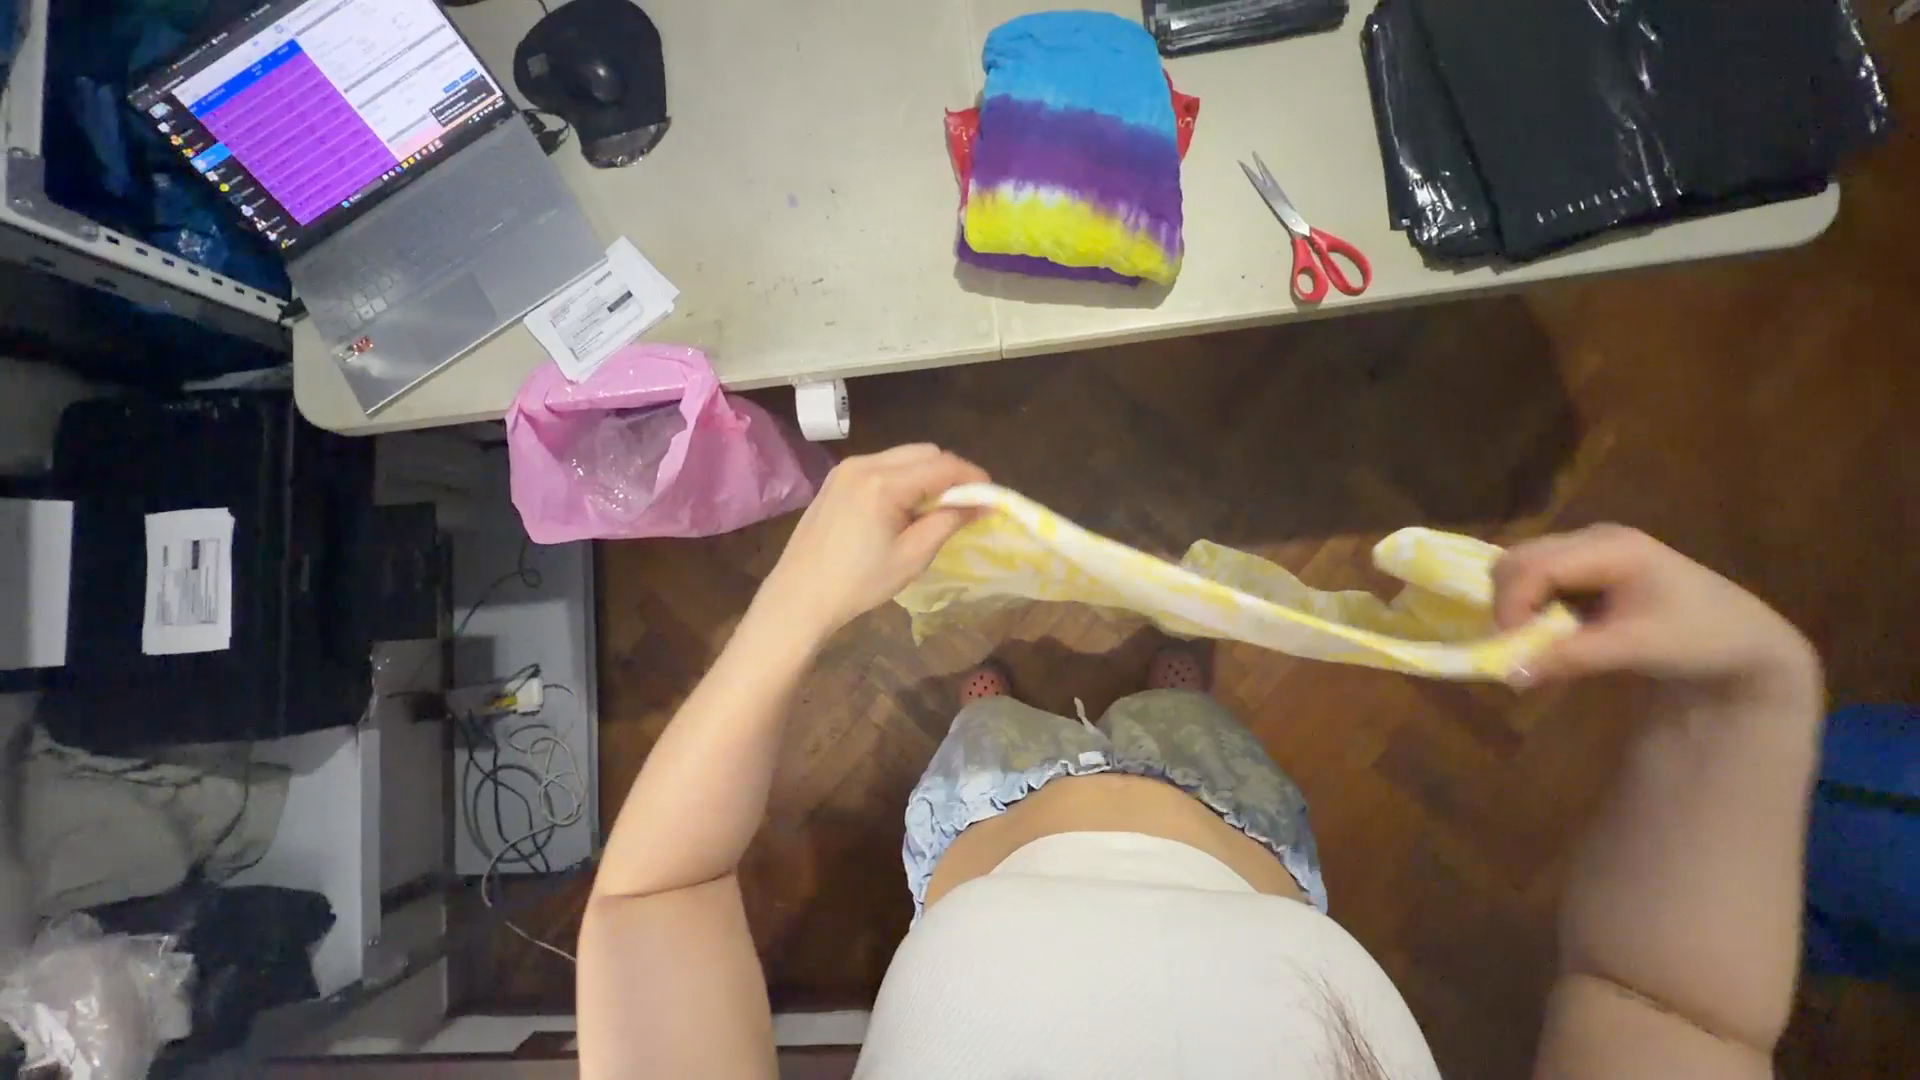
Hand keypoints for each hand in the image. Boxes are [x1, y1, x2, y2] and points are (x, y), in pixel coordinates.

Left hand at [754, 444, 988, 640]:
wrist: (800, 595)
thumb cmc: (859, 583)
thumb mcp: (913, 556)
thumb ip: (949, 522)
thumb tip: (982, 504)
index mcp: (884, 483)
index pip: (942, 465)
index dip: (972, 477)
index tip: (990, 496)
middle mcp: (864, 464)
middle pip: (923, 452)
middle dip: (950, 473)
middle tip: (965, 504)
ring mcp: (846, 469)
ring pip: (902, 456)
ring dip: (926, 474)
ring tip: (935, 508)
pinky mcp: (836, 480)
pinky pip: (881, 465)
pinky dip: (903, 477)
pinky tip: (905, 508)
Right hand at [1493, 525, 1818, 701]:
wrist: (1747, 641)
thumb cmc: (1701, 640)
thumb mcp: (1638, 650)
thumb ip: (1571, 657)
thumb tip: (1508, 674)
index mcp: (1614, 548)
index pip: (1535, 566)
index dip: (1513, 605)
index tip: (1511, 646)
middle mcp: (1593, 538)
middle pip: (1517, 559)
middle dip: (1508, 602)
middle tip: (1519, 643)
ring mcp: (1587, 548)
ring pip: (1519, 567)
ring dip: (1517, 604)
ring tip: (1539, 638)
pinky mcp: (1583, 563)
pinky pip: (1534, 577)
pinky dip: (1530, 604)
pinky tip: (1554, 629)